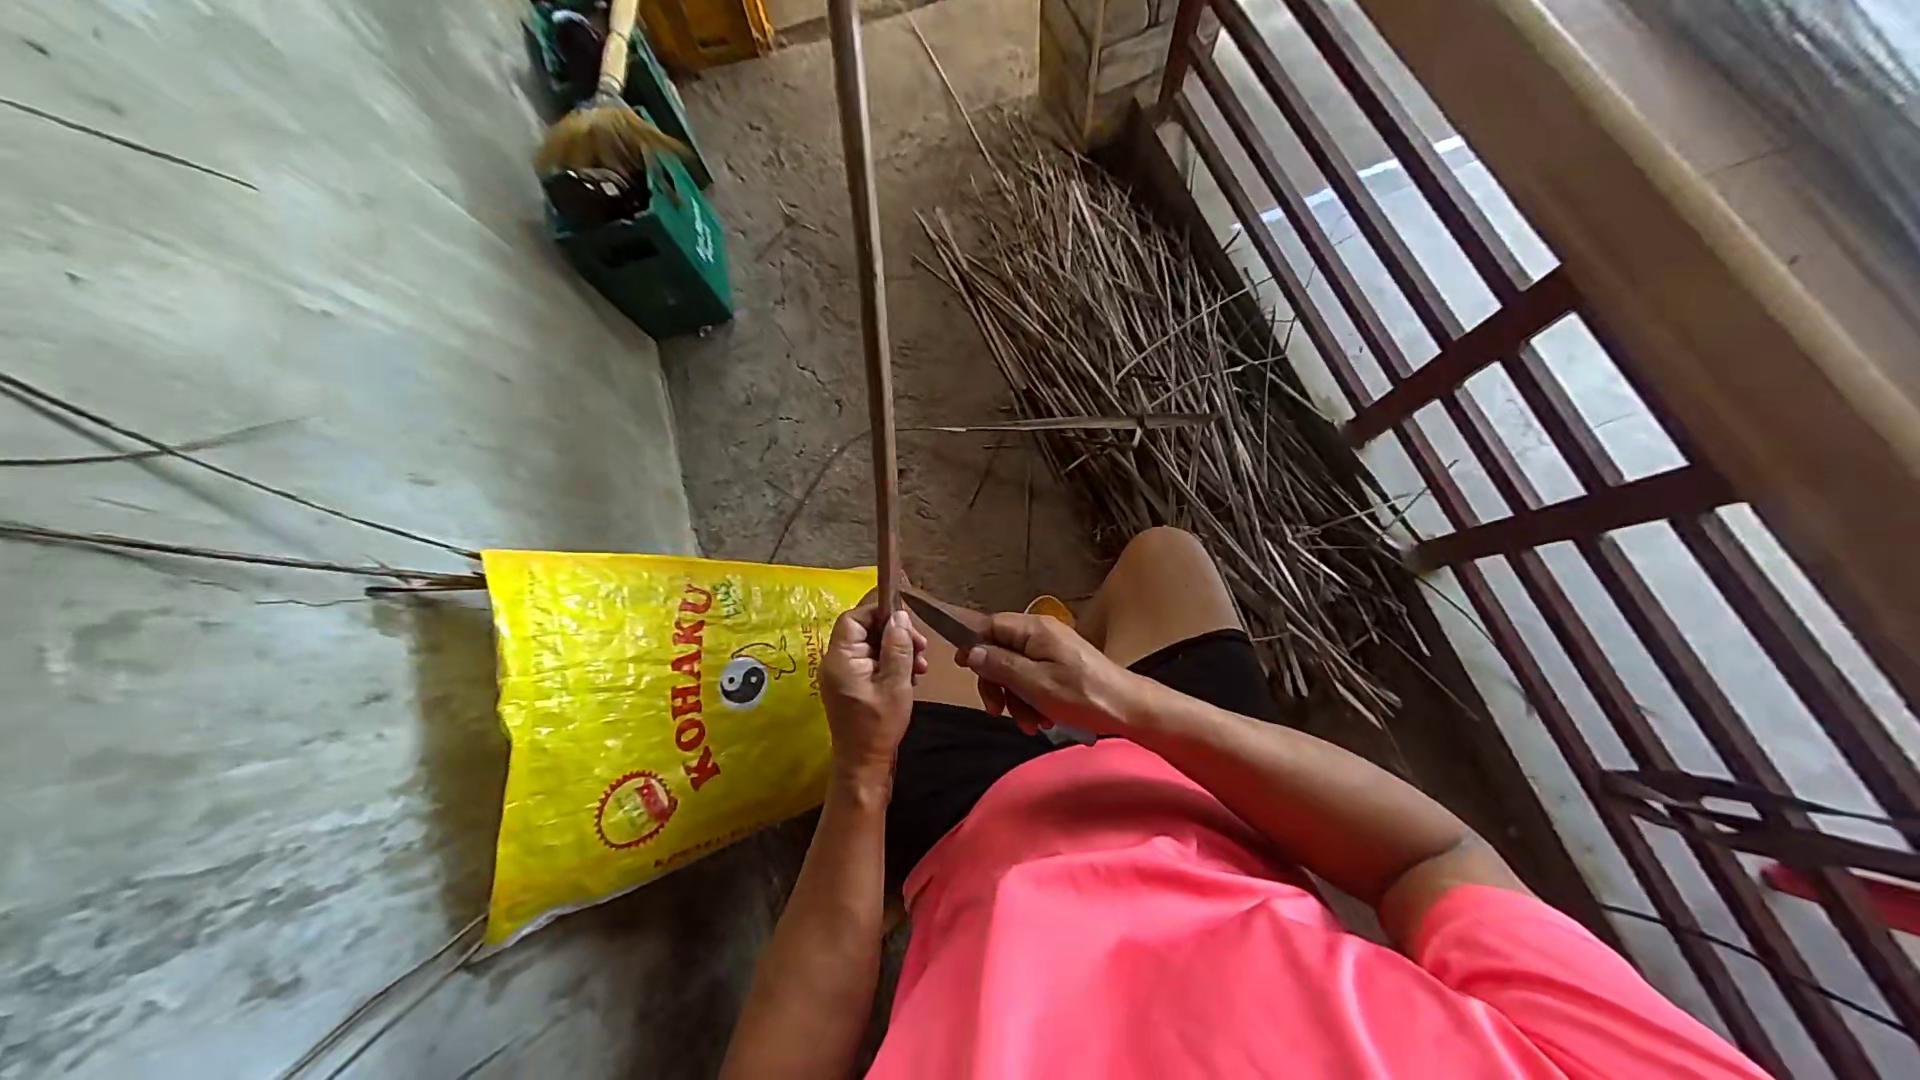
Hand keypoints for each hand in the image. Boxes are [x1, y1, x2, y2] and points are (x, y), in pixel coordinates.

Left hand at [820, 603, 927, 785]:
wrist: (865, 765)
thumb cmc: (879, 725)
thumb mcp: (896, 683)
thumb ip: (898, 646)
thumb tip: (900, 616)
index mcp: (840, 658)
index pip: (854, 618)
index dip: (879, 614)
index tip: (906, 622)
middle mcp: (835, 662)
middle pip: (863, 631)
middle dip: (894, 634)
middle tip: (921, 646)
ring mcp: (842, 675)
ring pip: (870, 647)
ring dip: (897, 650)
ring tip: (921, 665)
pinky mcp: (851, 685)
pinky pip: (870, 663)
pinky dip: (891, 664)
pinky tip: (911, 676)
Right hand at [961, 613, 1150, 737]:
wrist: (1129, 709)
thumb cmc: (1081, 695)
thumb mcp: (1034, 682)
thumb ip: (999, 665)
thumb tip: (971, 651)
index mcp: (1034, 629)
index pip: (990, 625)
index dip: (973, 645)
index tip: (963, 670)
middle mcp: (1042, 633)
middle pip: (1000, 651)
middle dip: (997, 683)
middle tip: (998, 711)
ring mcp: (1053, 650)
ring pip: (1016, 669)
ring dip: (1016, 698)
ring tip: (1029, 723)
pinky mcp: (1062, 666)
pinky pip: (1034, 678)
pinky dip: (1032, 699)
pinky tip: (1041, 720)